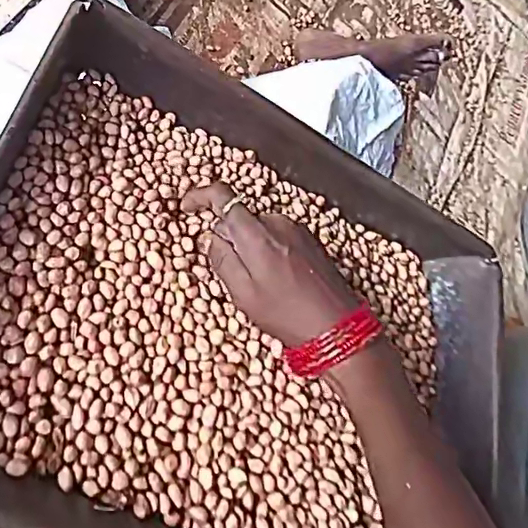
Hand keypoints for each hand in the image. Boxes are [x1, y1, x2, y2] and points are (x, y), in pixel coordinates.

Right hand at [180, 183, 359, 347]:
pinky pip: (275, 238)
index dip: (199, 196)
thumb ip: (222, 258)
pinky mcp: (309, 241)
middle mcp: (278, 224)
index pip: (221, 196)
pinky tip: (277, 283)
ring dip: (250, 249)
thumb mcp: (243, 294)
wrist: (340, 331)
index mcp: (258, 235)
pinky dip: (267, 253)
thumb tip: (212, 237)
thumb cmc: (289, 316)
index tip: (187, 207)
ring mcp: (297, 231)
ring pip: (257, 230)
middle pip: (239, 218)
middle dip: (228, 239)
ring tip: (261, 286)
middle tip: (233, 275)